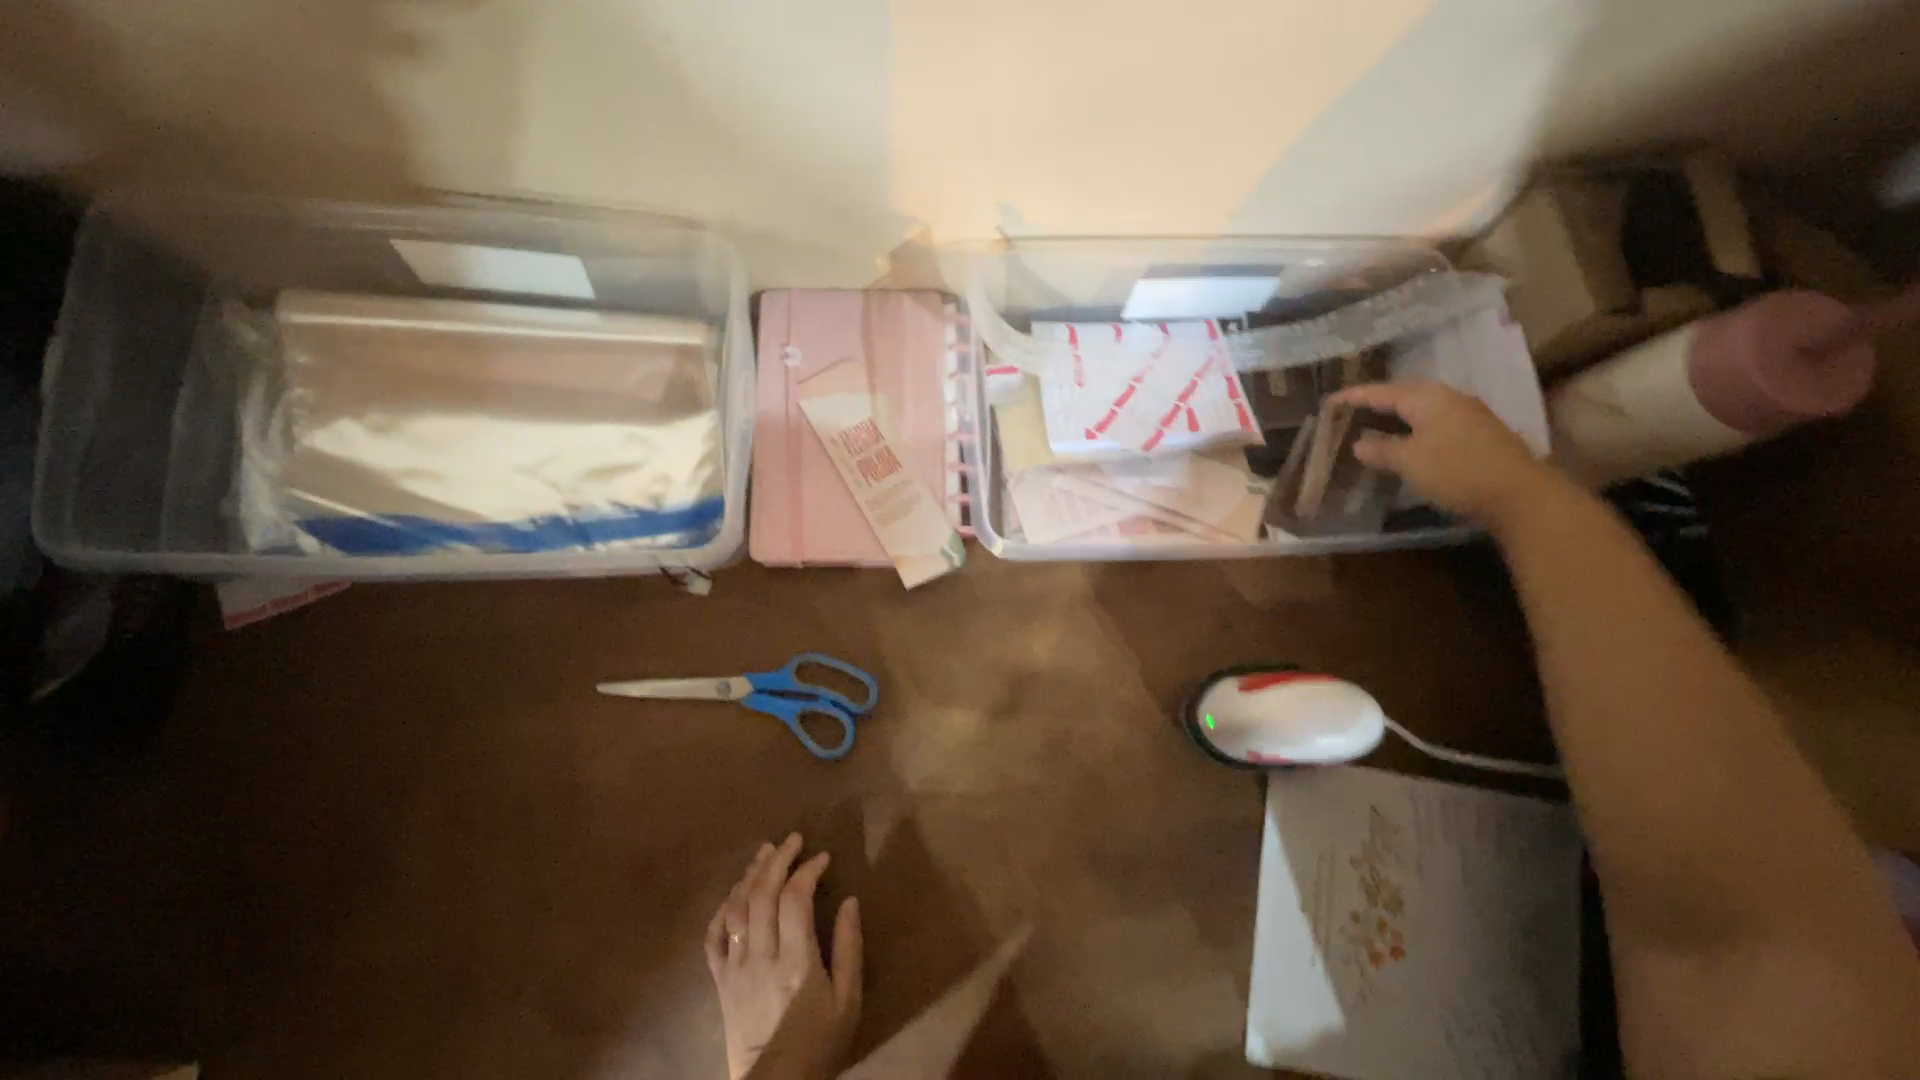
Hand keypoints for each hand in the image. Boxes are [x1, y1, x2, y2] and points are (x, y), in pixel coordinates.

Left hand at [705, 833, 862, 1079]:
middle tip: (793, 839)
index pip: (796, 900)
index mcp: (796, 963)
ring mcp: (734, 969)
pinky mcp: (719, 981)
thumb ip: (848, 948)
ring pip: (735, 909)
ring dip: (750, 875)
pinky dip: (722, 909)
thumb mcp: (848, 1000)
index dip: (807, 870)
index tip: (822, 856)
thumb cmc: (819, 1042)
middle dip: (777, 860)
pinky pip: (713, 937)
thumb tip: (850, 901)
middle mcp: (761, 958)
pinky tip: (735, 893)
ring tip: (765, 852)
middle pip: (762, 895)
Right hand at [1331, 380, 1564, 528]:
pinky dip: (1411, 430)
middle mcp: (1449, 399)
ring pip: (1420, 410)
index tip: (1328, 401)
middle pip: (1403, 396)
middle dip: (1375, 404)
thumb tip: (1359, 443)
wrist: (1519, 495)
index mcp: (1429, 398)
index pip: (1382, 392)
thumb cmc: (1457, 471)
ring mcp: (1467, 417)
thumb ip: (1381, 449)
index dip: (1354, 397)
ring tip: (1370, 427)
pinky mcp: (1477, 436)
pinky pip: (1433, 424)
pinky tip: (1403, 443)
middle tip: (1348, 413)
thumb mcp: (1410, 461)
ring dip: (1394, 418)